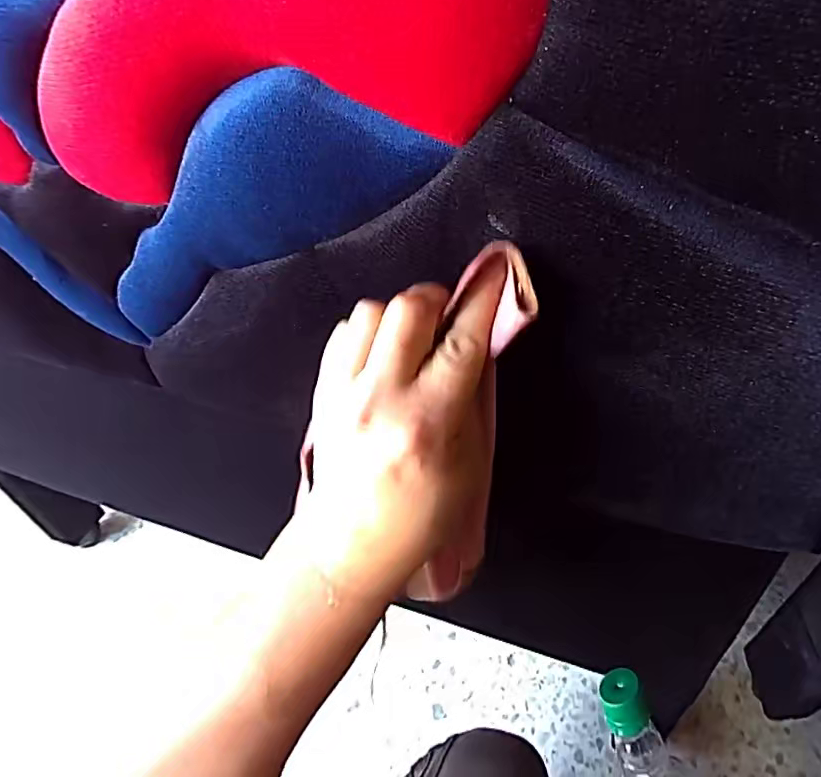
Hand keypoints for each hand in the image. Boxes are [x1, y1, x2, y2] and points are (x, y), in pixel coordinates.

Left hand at [291, 255, 508, 603]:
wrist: (349, 546)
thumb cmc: (417, 517)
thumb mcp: (471, 463)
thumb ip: (476, 394)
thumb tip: (481, 340)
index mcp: (428, 422)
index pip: (462, 340)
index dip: (485, 298)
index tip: (496, 274)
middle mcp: (382, 399)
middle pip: (410, 308)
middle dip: (438, 298)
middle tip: (449, 316)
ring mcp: (346, 393)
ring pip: (372, 311)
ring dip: (401, 316)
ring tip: (413, 341)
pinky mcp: (323, 391)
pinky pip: (344, 332)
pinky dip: (368, 332)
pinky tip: (382, 355)